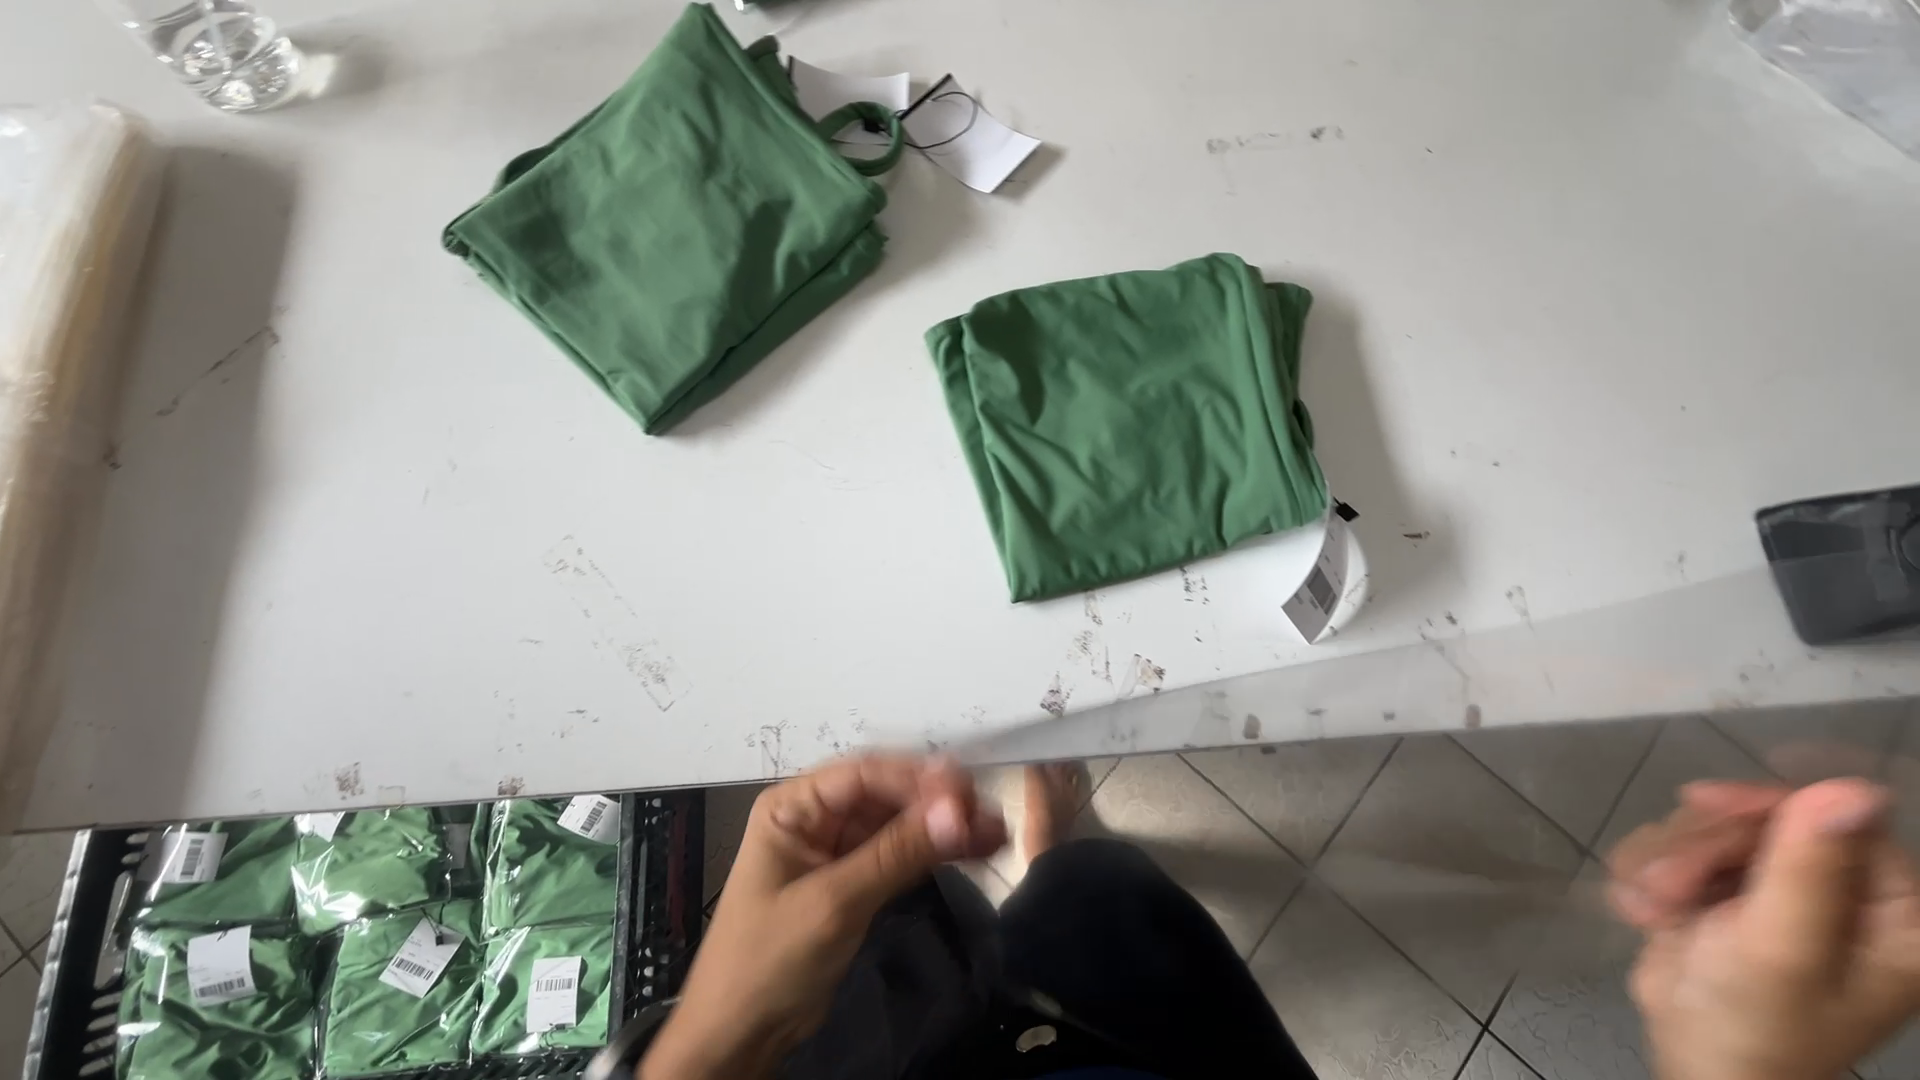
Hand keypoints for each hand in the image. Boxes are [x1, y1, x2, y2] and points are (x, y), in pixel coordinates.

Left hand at [638, 755, 1007, 1079]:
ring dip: (946, 827)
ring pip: (902, 823)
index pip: (864, 774)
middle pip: (888, 794)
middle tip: (987, 813)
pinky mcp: (858, 881)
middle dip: (938, 803)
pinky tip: (976, 850)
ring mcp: (839, 848)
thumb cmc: (767, 961)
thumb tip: (957, 811)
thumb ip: (896, 854)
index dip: (916, 779)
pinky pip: (904, 855)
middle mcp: (818, 816)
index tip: (965, 792)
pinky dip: (937, 853)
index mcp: (794, 806)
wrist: (738, 1037)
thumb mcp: (833, 903)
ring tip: (995, 831)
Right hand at [1607, 778, 1919, 1079]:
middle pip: (1760, 822)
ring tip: (1652, 908)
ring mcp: (1770, 895)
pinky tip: (1644, 911)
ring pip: (1706, 831)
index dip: (1771, 805)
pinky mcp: (1715, 896)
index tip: (1703, 801)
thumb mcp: (1782, 945)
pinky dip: (1646, 877)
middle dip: (1697, 847)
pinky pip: (1672, 851)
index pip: (1839, 822)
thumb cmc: (1756, 1018)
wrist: (1695, 1063)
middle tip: (1669, 885)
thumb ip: (1808, 867)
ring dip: (1663, 863)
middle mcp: (1836, 896)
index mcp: (1888, 914)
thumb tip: (1850, 787)